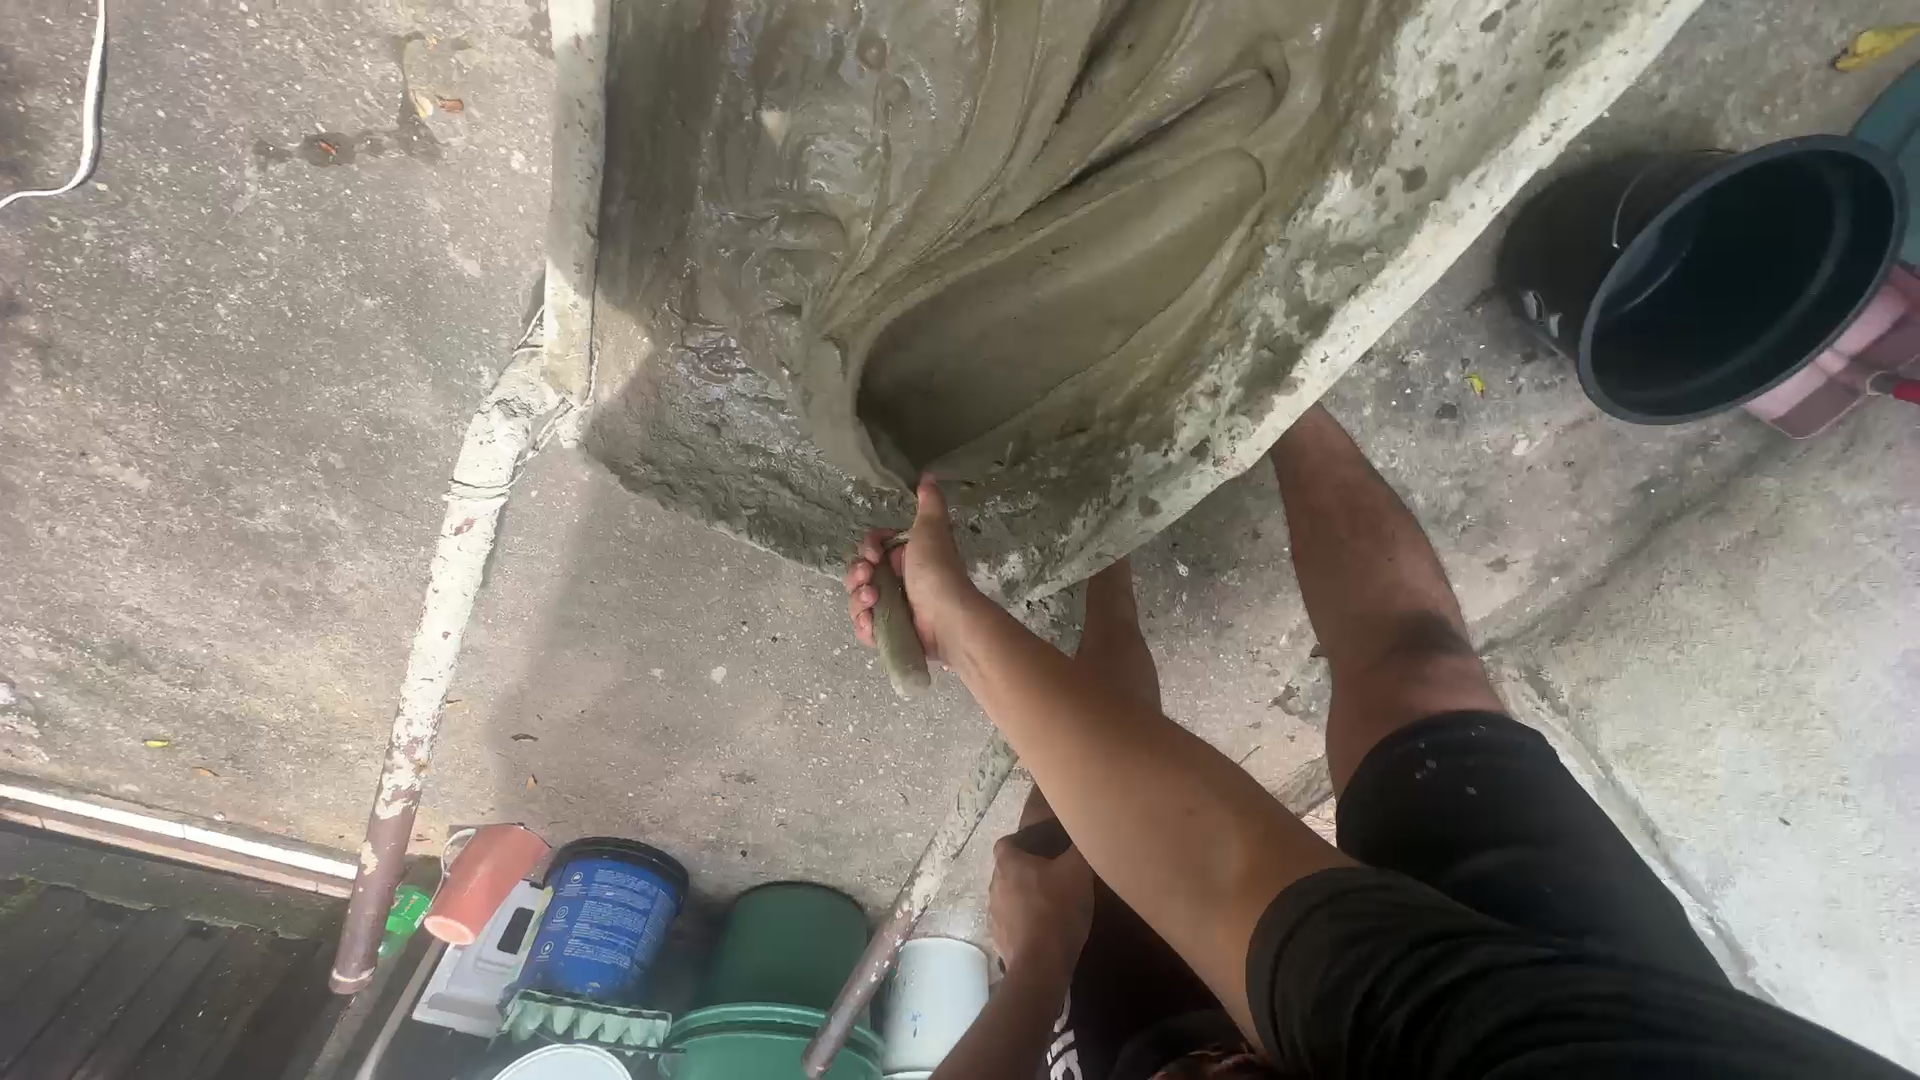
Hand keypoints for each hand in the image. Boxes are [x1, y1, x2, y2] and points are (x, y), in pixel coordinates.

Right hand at [844, 474, 981, 663]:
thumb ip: (928, 503)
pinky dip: (863, 624)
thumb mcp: (932, 529)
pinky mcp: (889, 633)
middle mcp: (899, 582)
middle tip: (868, 577)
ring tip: (874, 600)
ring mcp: (893, 608)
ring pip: (858, 600)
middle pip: (860, 574)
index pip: (873, 550)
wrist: (946, 616)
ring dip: (858, 598)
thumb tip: (929, 475)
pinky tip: (871, 620)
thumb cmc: (938, 570)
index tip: (874, 553)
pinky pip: (865, 628)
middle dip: (857, 574)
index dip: (868, 549)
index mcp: (907, 558)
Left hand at [990, 834, 1094, 978]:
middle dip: (1027, 871)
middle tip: (1054, 875)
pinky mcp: (999, 940)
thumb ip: (1078, 847)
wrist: (1042, 964)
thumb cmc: (1057, 908)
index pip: (1007, 843)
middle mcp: (995, 885)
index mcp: (1008, 863)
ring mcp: (994, 915)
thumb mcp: (1077, 871)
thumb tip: (1081, 832)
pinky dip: (1024, 924)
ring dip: (1025, 899)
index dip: (1023, 842)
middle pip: (1008, 870)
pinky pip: (1012, 924)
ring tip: (1050, 904)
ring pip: (1009, 898)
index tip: (1043, 848)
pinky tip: (1044, 930)